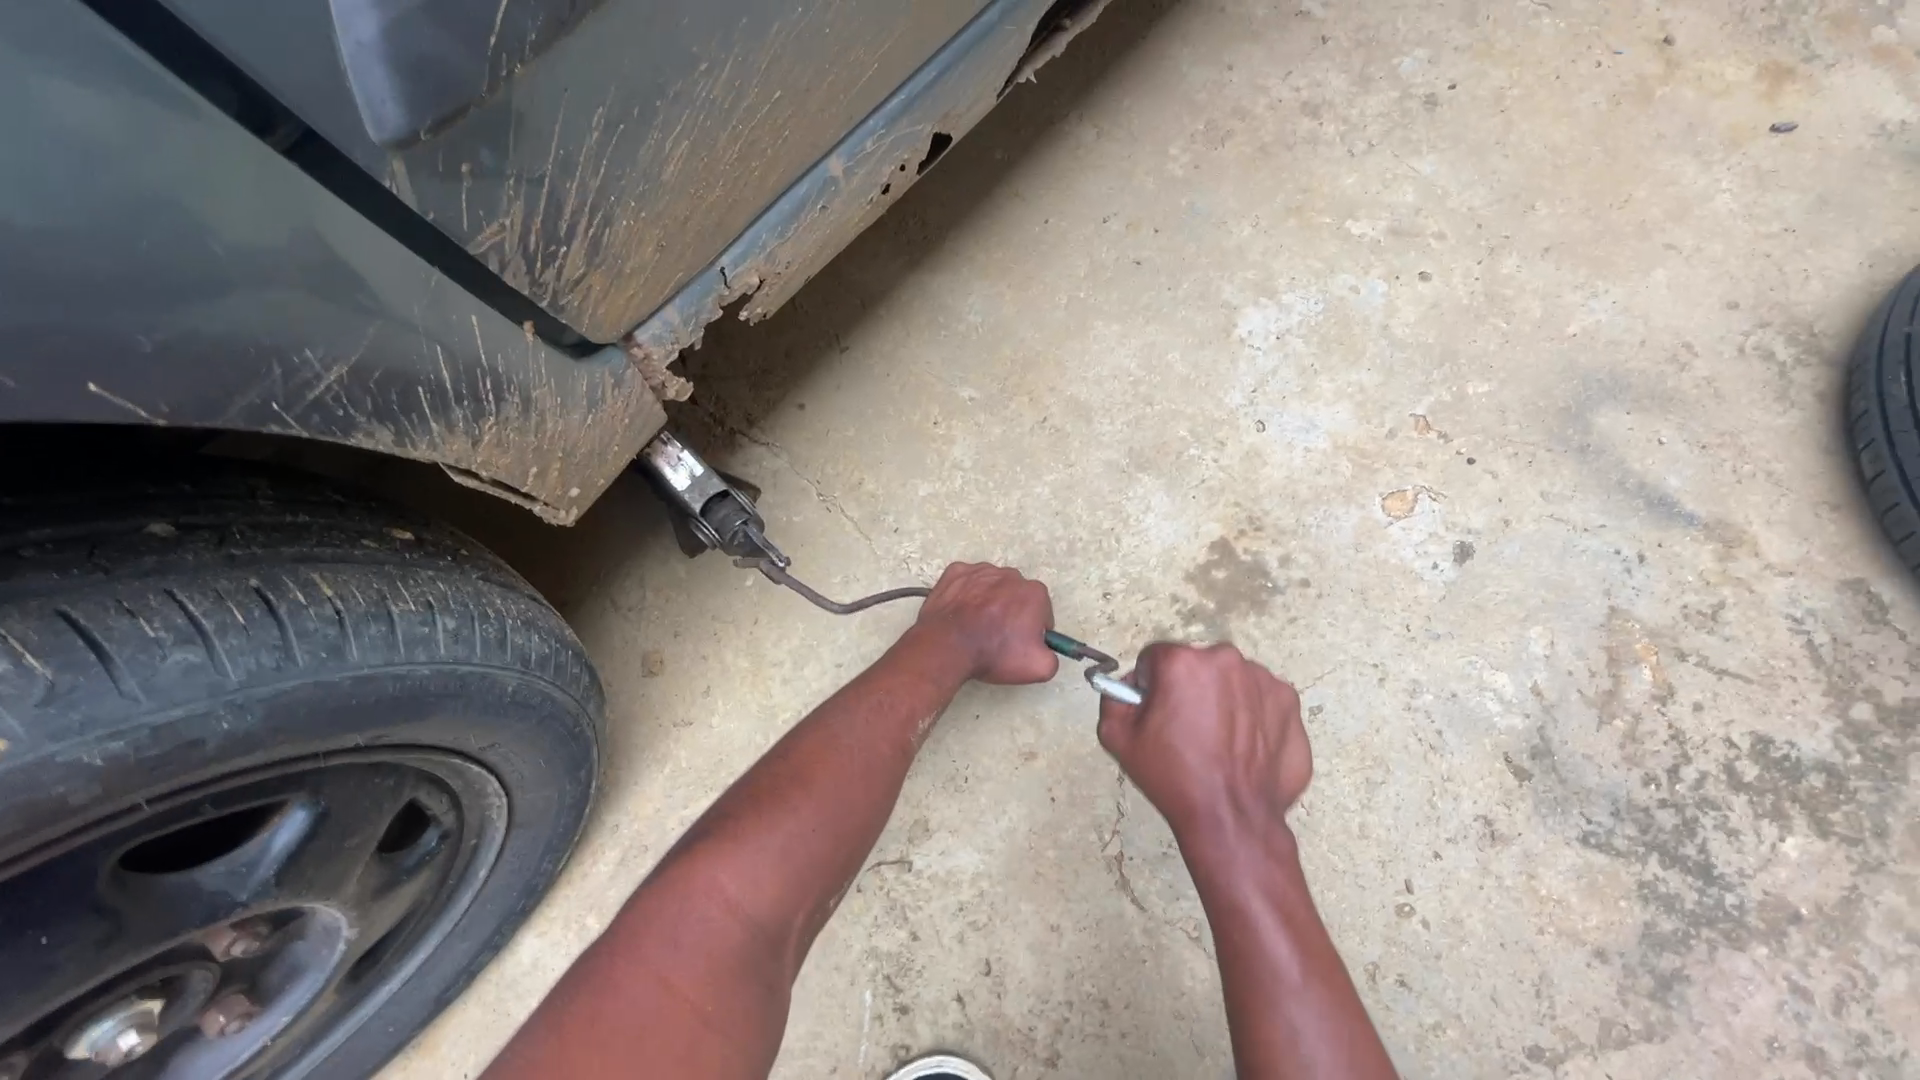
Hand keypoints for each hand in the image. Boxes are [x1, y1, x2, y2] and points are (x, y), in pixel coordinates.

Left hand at [911, 563, 1058, 684]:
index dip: (1033, 629)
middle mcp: (1010, 575)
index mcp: (1034, 592)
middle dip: (1012, 612)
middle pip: (1016, 595)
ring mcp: (980, 570)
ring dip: (988, 601)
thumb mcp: (1038, 668)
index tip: (1021, 642)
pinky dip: (965, 593)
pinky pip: (966, 582)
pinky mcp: (955, 572)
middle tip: (997, 636)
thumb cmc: (994, 654)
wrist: (947, 646)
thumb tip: (1046, 650)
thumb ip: (1052, 657)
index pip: (1042, 610)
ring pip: (991, 586)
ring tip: (976, 625)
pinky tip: (960, 612)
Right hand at [1097, 643, 1311, 840]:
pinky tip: (1241, 746)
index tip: (1158, 712)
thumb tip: (1128, 687)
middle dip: (1188, 688)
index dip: (1151, 685)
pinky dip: (1251, 715)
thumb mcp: (1117, 738)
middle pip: (1196, 665)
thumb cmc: (1174, 777)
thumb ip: (1114, 699)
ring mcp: (1262, 679)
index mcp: (1182, 662)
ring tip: (1217, 741)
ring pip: (1230, 680)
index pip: (1155, 658)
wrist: (1231, 817)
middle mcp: (1225, 660)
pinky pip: (1260, 698)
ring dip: (1221, 700)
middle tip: (1186, 729)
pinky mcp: (1288, 701)